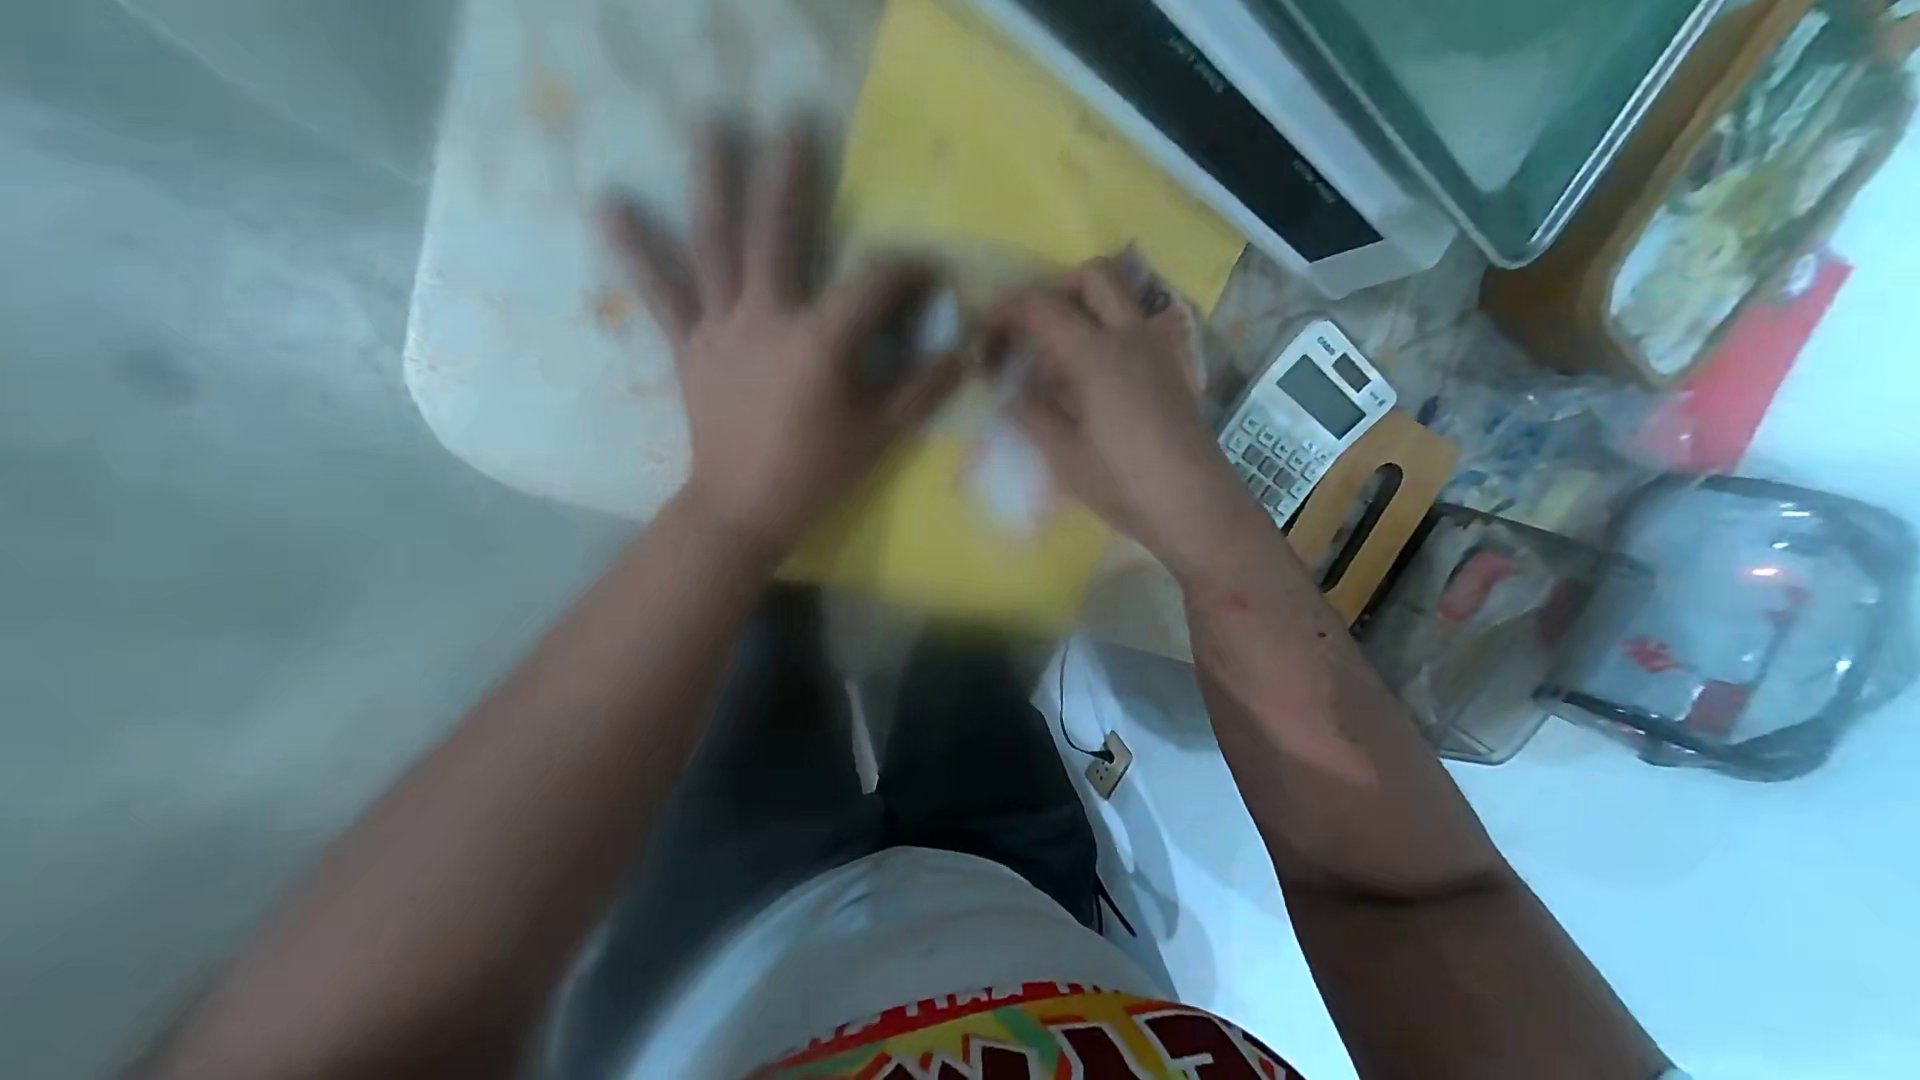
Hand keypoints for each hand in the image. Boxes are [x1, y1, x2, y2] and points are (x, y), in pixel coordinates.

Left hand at [602, 123, 960, 557]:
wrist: (743, 508)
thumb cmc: (817, 473)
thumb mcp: (882, 433)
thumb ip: (925, 386)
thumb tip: (968, 348)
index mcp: (819, 343)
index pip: (873, 283)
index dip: (909, 271)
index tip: (929, 274)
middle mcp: (765, 319)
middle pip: (778, 234)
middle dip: (789, 177)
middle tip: (793, 120)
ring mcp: (719, 327)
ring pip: (715, 244)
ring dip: (714, 180)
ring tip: (709, 119)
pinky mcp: (688, 345)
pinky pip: (661, 293)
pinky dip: (635, 251)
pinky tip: (607, 205)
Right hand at [991, 258, 1260, 577]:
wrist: (1195, 508)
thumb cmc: (1123, 484)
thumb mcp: (1063, 454)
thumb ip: (1030, 413)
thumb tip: (1006, 391)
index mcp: (1097, 354)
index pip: (1043, 306)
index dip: (1006, 311)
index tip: (986, 335)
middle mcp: (1132, 336)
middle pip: (1095, 275)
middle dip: (1058, 290)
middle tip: (1036, 332)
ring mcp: (1160, 349)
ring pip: (1123, 298)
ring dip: (1088, 308)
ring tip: (1063, 361)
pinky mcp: (1176, 368)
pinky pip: (1139, 328)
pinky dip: (1112, 334)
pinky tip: (1098, 383)